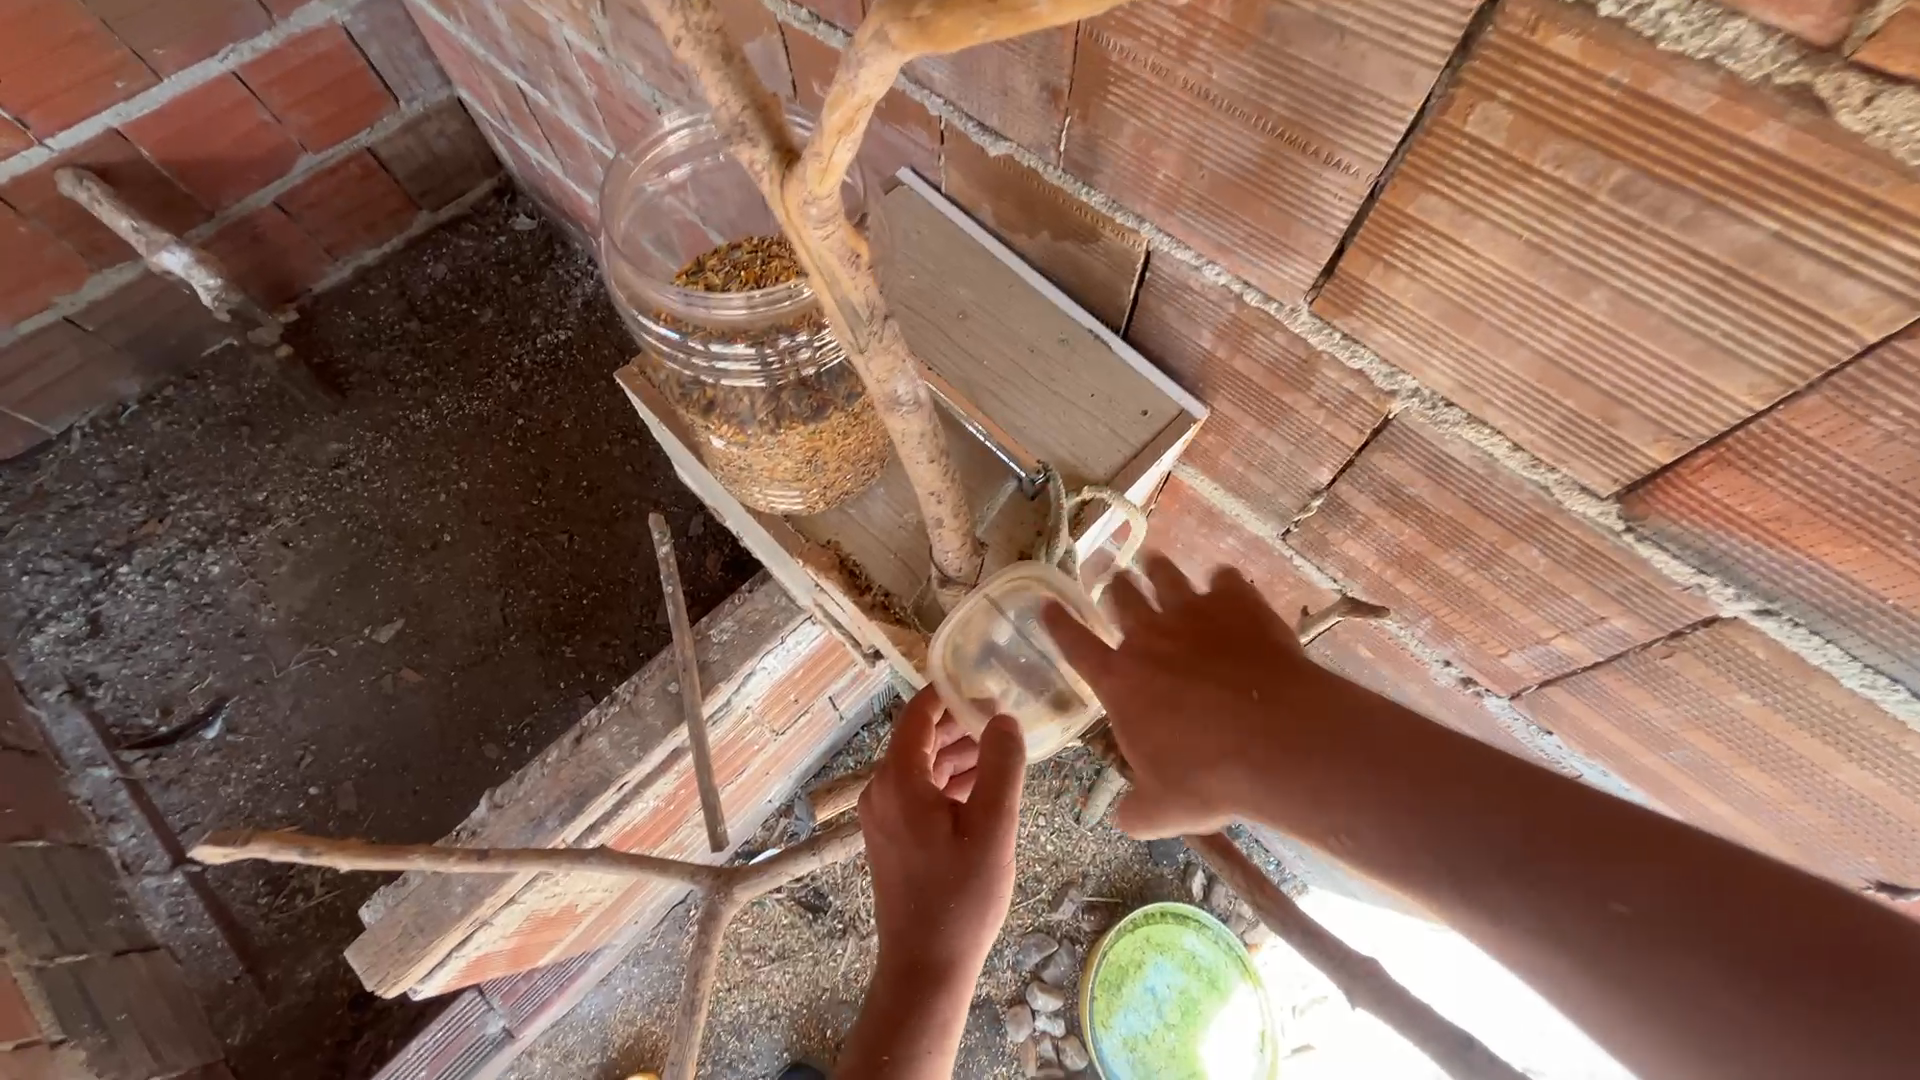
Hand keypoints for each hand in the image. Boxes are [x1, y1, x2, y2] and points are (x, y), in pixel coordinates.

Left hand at [858, 685, 1025, 983]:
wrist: (925, 967)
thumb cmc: (961, 898)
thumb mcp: (993, 827)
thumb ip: (1001, 765)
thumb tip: (1002, 717)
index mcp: (898, 781)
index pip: (918, 714)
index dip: (948, 692)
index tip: (983, 681)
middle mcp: (881, 791)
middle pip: (919, 739)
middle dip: (958, 724)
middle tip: (1001, 713)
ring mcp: (882, 816)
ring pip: (920, 767)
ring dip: (955, 754)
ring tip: (999, 746)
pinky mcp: (890, 837)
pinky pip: (918, 792)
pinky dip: (947, 782)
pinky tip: (981, 785)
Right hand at [1044, 553, 1356, 837]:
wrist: (1280, 741)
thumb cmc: (1210, 776)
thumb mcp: (1162, 810)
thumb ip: (1136, 810)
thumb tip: (1126, 818)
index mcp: (1120, 680)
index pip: (1076, 645)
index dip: (1059, 624)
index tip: (1048, 604)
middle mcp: (1149, 637)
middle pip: (1121, 597)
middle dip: (1115, 586)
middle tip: (1115, 578)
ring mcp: (1194, 614)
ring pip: (1166, 576)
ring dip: (1158, 570)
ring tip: (1156, 562)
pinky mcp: (1238, 605)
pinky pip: (1224, 578)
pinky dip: (1222, 581)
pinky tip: (1227, 585)